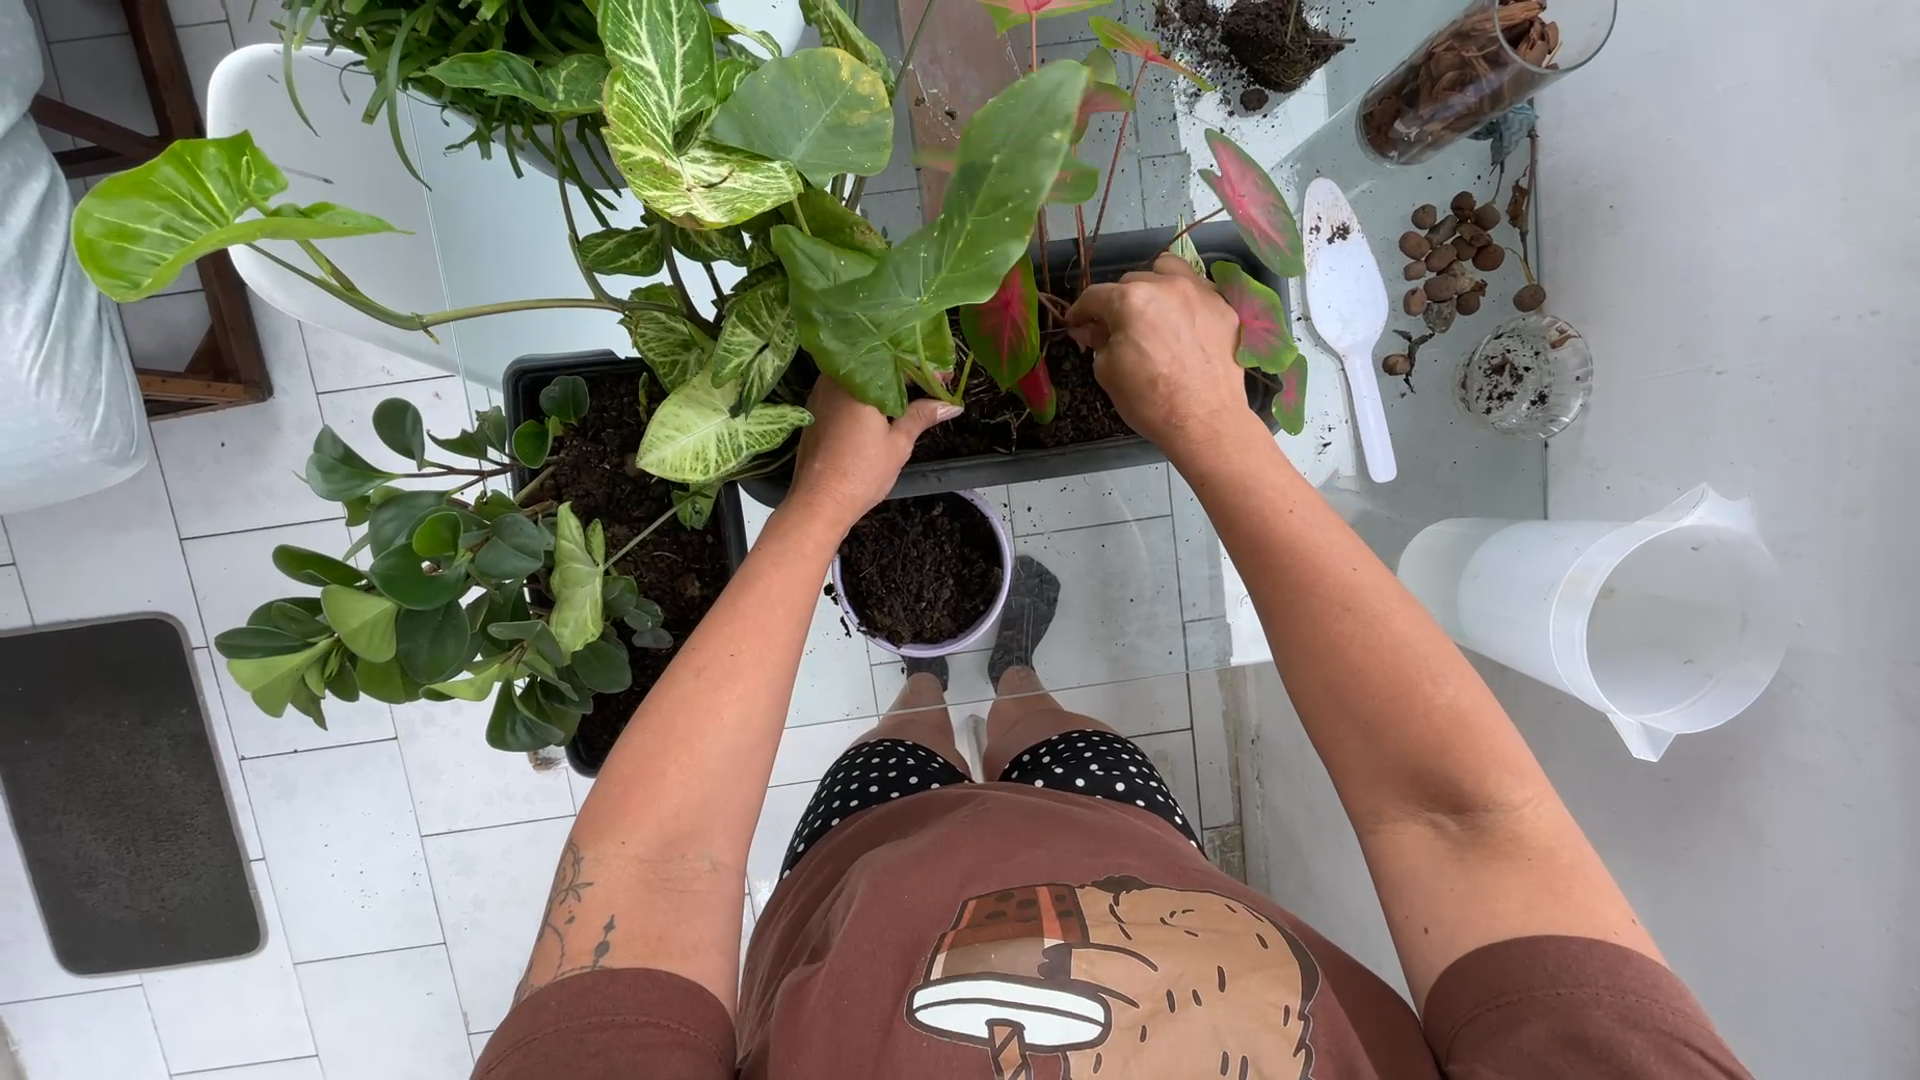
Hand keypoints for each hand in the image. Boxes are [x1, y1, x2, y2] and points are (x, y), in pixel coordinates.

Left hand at [787, 378, 959, 529]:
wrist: (818, 503)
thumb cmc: (860, 473)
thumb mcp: (898, 443)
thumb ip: (922, 415)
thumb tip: (951, 405)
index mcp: (858, 381)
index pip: (897, 360)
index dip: (925, 367)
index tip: (945, 378)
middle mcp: (835, 379)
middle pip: (876, 363)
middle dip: (905, 372)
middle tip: (932, 386)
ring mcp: (820, 394)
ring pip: (859, 376)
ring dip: (885, 382)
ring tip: (913, 395)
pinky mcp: (815, 410)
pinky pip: (845, 390)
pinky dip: (866, 394)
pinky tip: (883, 408)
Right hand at [1066, 254, 1261, 461]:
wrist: (1204, 421)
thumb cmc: (1149, 401)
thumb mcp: (1107, 373)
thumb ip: (1097, 342)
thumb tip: (1090, 329)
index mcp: (1130, 300)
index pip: (1094, 296)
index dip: (1079, 311)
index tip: (1076, 324)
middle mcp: (1165, 285)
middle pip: (1130, 282)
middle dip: (1117, 303)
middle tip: (1115, 329)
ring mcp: (1199, 292)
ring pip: (1166, 272)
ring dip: (1151, 287)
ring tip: (1151, 312)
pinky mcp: (1223, 306)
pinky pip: (1196, 290)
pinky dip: (1182, 300)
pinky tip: (1181, 323)